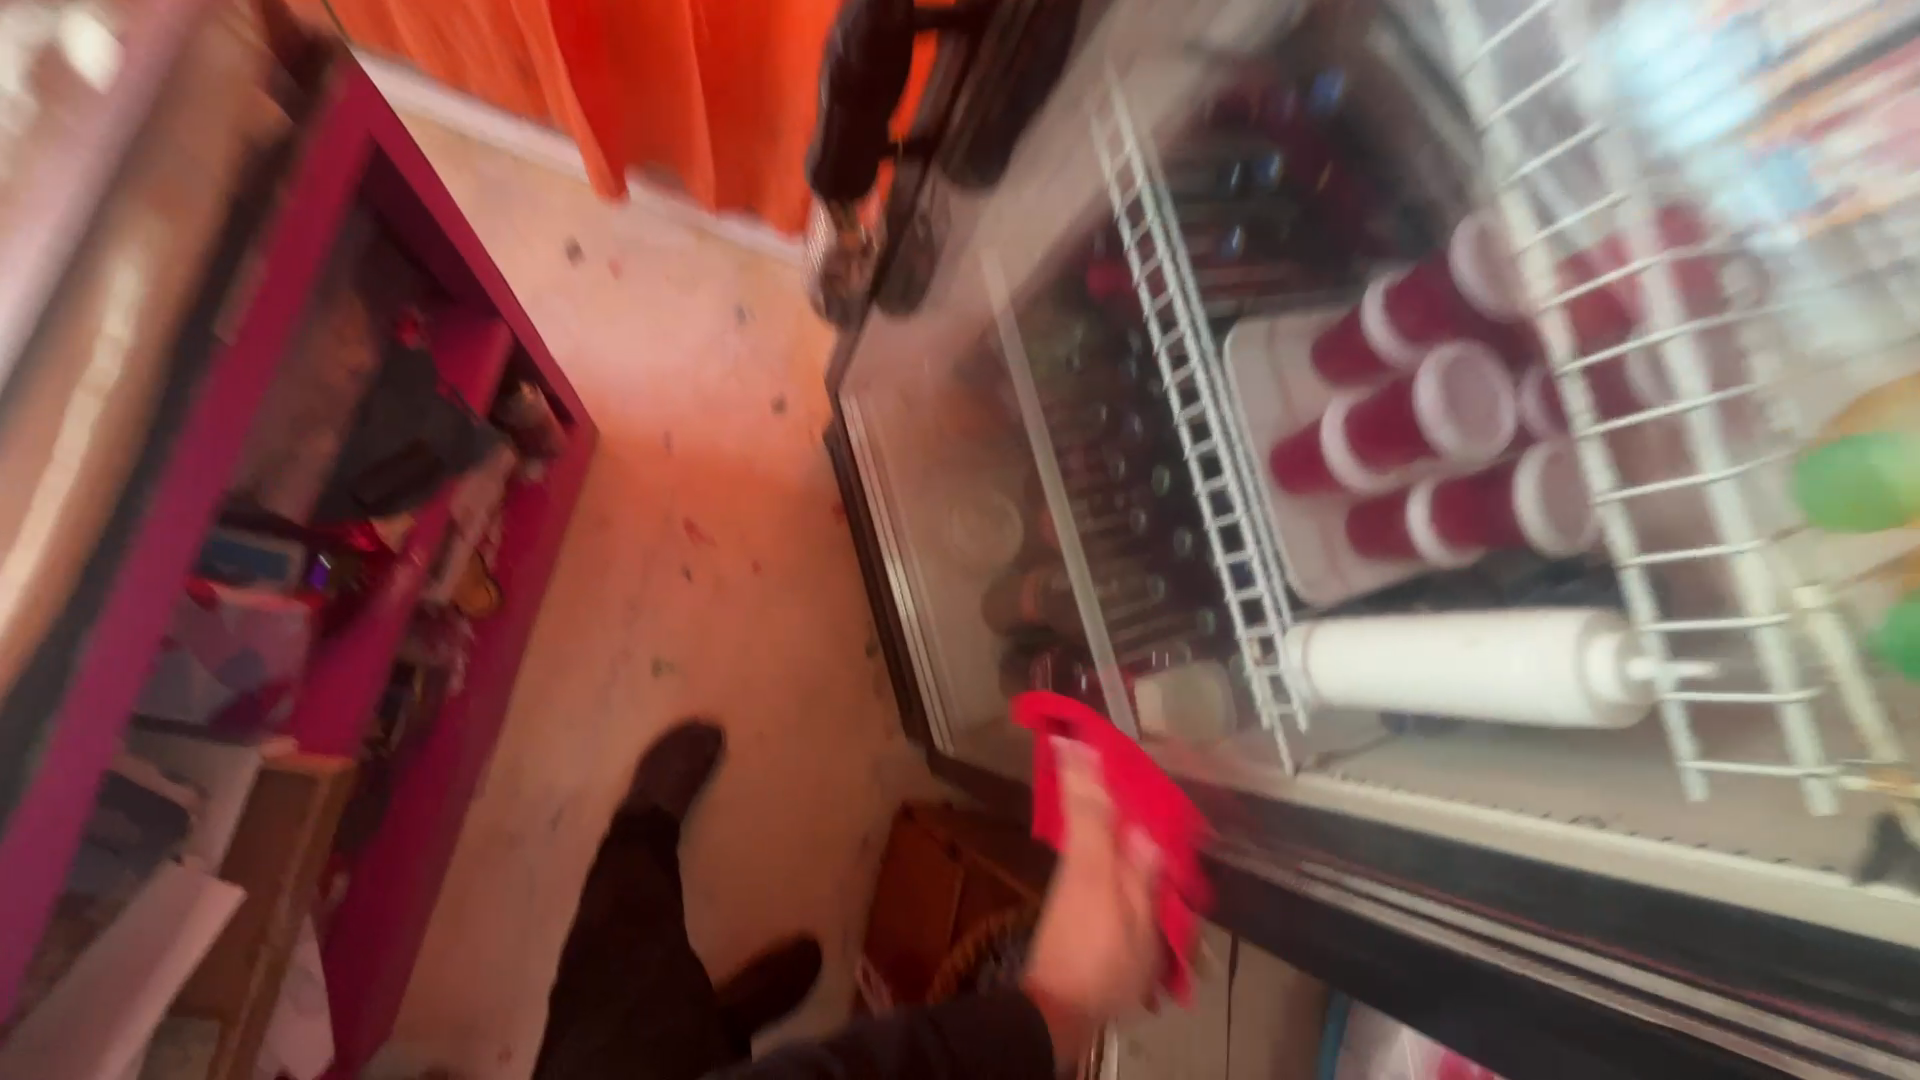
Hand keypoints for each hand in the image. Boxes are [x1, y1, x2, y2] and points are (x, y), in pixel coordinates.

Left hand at [1021, 738, 1163, 1069]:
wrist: (1057, 1007)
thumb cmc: (1103, 968)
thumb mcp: (1138, 929)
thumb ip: (1142, 876)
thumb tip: (1148, 830)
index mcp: (1094, 863)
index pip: (1089, 804)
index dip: (1083, 770)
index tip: (1075, 734)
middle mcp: (1078, 859)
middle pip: (1083, 807)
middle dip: (1086, 775)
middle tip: (1089, 741)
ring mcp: (1072, 875)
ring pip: (1085, 824)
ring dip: (1093, 796)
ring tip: (1104, 770)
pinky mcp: (1071, 891)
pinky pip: (1088, 844)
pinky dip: (1098, 825)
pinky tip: (1114, 825)